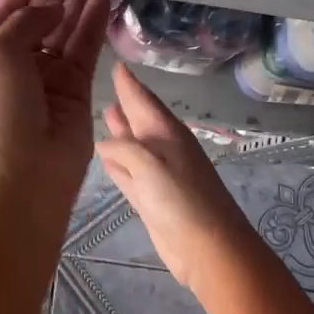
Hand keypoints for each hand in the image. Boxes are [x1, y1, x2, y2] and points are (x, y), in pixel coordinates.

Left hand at [0, 0, 108, 201]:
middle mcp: (12, 68)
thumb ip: (25, 21)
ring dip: (77, 11)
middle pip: (36, 25)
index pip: (1, 19)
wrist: (20, 176)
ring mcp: (45, 81)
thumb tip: (53, 6)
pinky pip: (85, 53)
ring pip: (63, 37)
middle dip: (51, 2)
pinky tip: (103, 2)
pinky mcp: (75, 93)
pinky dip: (93, 28)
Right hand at [95, 64, 258, 294]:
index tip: (117, 64)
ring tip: (105, 114)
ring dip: (121, 133)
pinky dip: (119, 163)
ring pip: (134, 147)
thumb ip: (123, 148)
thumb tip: (105, 143)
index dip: (129, 84)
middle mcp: (164, 149)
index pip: (144, 100)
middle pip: (140, 121)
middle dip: (125, 105)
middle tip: (107, 87)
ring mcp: (159, 176)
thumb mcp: (148, 164)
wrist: (208, 249)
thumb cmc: (181, 201)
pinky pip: (130, 173)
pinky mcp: (152, 200)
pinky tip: (107, 157)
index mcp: (168, 134)